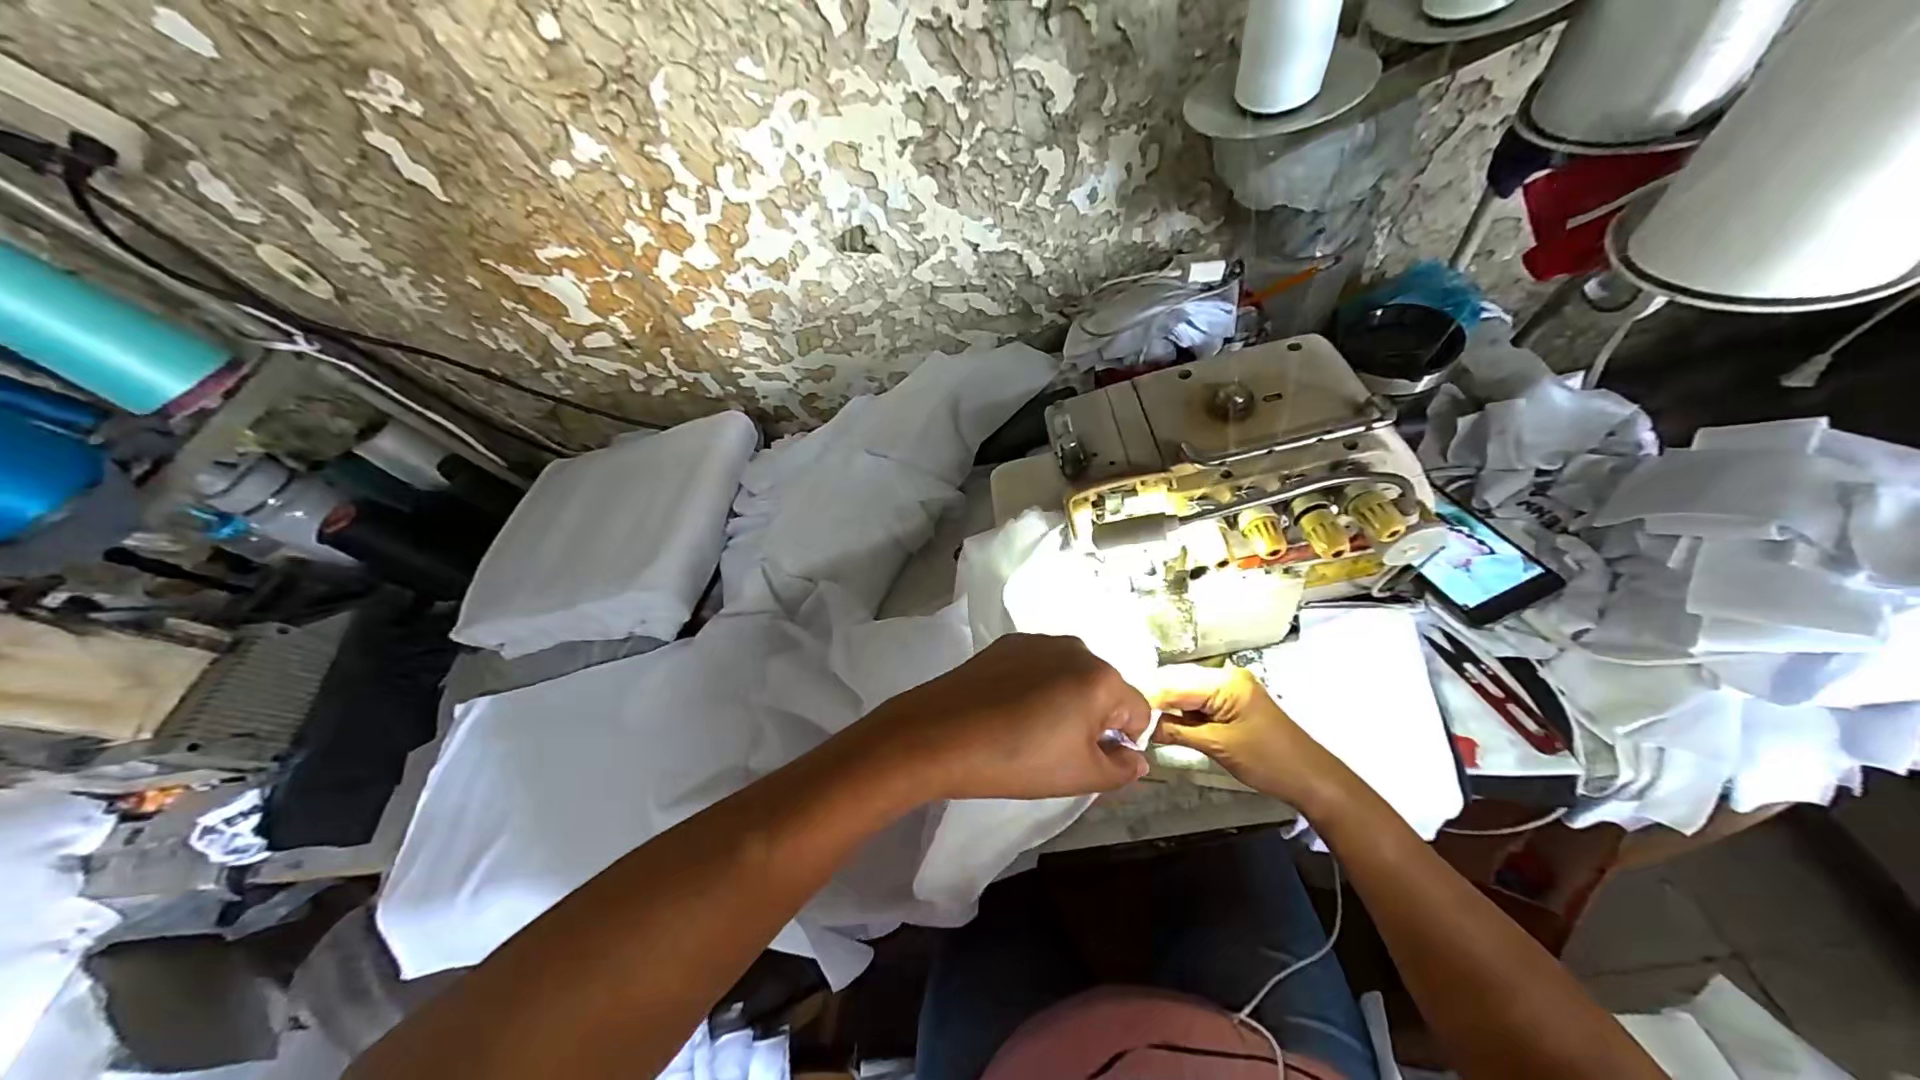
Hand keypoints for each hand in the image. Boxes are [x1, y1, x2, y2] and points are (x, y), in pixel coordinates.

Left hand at [860, 634, 1151, 800]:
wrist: (937, 735)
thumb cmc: (1017, 759)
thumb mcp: (1079, 776)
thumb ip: (1121, 769)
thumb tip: (1135, 757)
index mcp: (1102, 678)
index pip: (1137, 714)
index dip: (1119, 744)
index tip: (1086, 762)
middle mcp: (1076, 648)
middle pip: (1104, 690)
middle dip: (1092, 719)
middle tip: (1055, 750)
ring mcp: (1038, 641)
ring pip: (1070, 676)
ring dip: (1063, 701)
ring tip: (1027, 731)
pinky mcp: (1006, 644)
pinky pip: (1039, 667)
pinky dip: (1034, 686)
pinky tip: (1006, 711)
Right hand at [1145, 664, 1353, 812]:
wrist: (1312, 780)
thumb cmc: (1269, 760)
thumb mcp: (1218, 746)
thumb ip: (1177, 731)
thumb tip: (1142, 726)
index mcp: (1225, 681)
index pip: (1175, 684)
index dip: (1148, 699)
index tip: (1123, 713)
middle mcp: (1225, 678)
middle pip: (1178, 684)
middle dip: (1154, 701)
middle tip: (1127, 719)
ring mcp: (1229, 691)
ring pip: (1185, 694)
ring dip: (1165, 708)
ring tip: (1139, 723)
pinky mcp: (1231, 705)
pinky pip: (1197, 704)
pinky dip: (1181, 715)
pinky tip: (1163, 726)